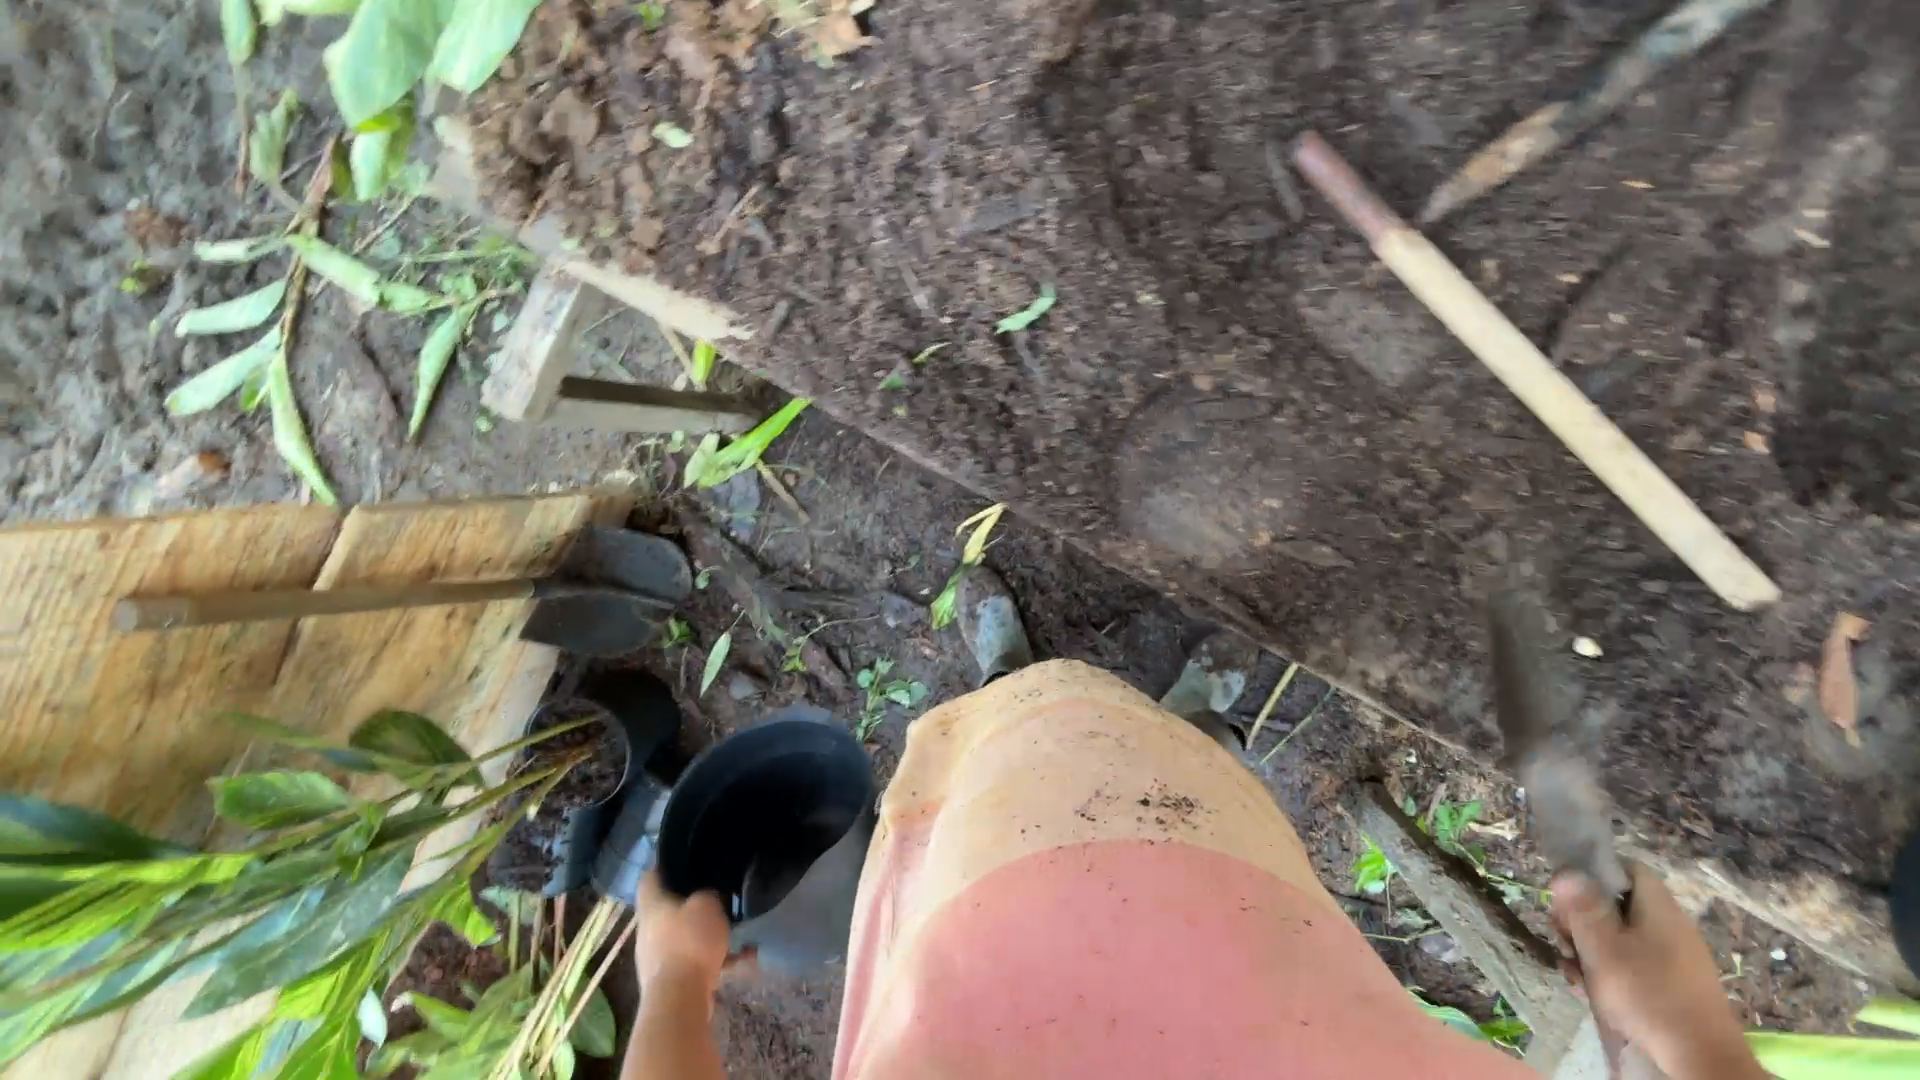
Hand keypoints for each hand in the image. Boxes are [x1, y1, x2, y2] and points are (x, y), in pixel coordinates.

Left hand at [633, 871, 731, 996]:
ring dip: (706, 933)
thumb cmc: (689, 942)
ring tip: (737, 930)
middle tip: (719, 895)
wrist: (679, 1000)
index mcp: (652, 905)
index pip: (649, 877)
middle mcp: (648, 930)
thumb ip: (708, 893)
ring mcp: (656, 957)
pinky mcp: (669, 980)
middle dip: (692, 903)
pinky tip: (743, 958)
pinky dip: (716, 958)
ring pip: (683, 935)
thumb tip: (707, 895)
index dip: (665, 866)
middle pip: (668, 908)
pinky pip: (694, 960)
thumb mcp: (708, 904)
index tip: (688, 861)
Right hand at [1551, 863, 1765, 1079]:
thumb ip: (1582, 906)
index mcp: (1659, 910)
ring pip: (1618, 936)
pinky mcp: (1673, 984)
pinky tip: (1589, 989)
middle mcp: (1671, 927)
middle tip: (1563, 938)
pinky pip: (1632, 963)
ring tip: (1572, 971)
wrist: (1703, 1063)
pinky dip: (1607, 971)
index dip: (1593, 873)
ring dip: (1588, 949)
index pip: (1626, 868)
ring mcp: (1675, 958)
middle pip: (1615, 904)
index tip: (1567, 896)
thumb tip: (1566, 870)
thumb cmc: (1648, 995)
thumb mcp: (1603, 947)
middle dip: (1580, 918)